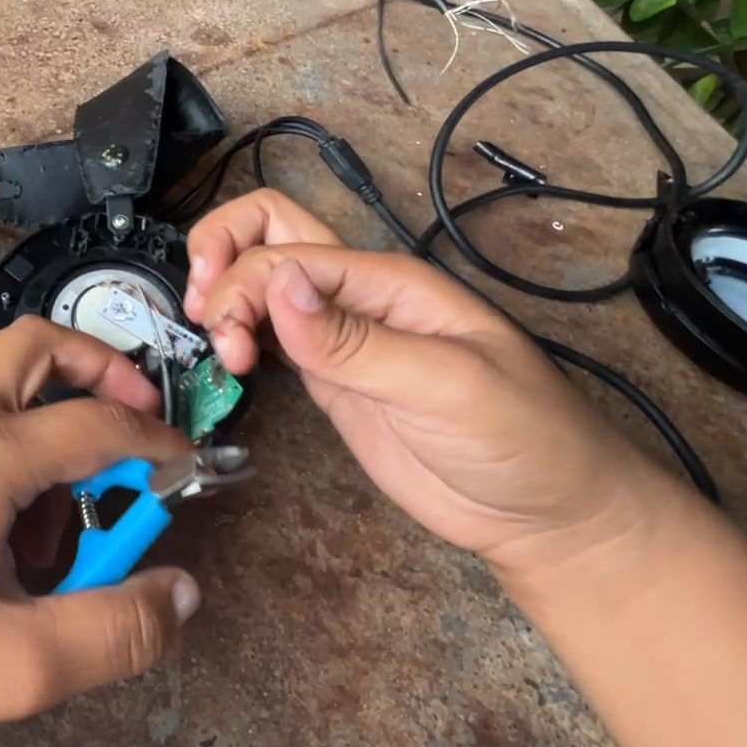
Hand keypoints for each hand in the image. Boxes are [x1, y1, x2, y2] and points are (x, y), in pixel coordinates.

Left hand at [0, 317, 197, 741]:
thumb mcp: (20, 664)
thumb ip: (117, 629)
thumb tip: (177, 591)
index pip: (99, 425)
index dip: (155, 445)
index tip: (182, 468)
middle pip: (40, 343)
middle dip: (103, 368)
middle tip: (137, 420)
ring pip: (5, 373)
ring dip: (54, 411)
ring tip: (65, 508)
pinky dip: (13, 432)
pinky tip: (12, 517)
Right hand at [181, 189, 667, 574]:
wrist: (546, 514)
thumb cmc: (523, 441)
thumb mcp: (446, 386)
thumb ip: (355, 339)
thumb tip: (278, 286)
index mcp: (386, 280)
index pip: (288, 253)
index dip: (246, 287)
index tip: (235, 345)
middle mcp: (353, 293)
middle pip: (267, 231)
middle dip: (219, 255)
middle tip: (201, 313)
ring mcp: (335, 332)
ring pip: (259, 276)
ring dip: (221, 294)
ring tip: (216, 344)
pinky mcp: (324, 372)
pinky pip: (265, 330)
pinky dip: (234, 333)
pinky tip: (229, 361)